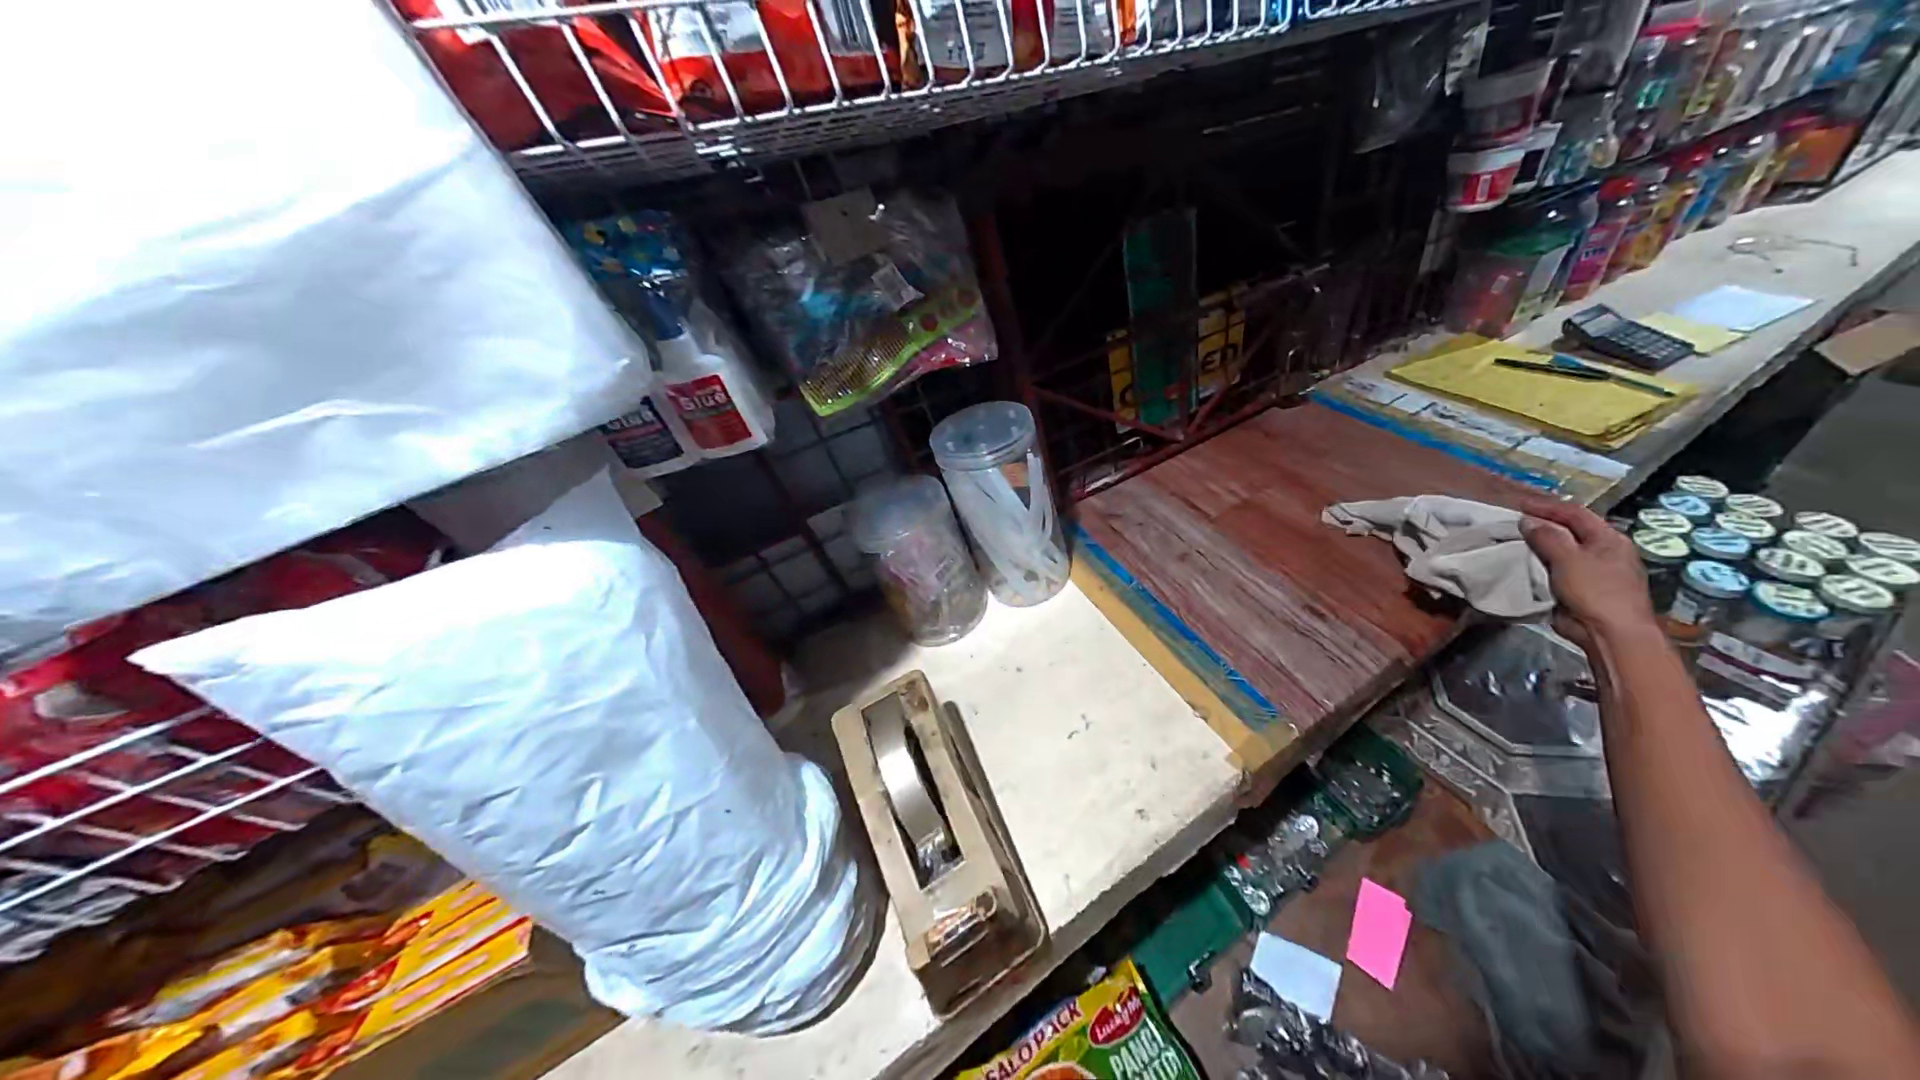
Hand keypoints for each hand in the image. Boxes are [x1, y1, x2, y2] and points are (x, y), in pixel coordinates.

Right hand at [1520, 496, 1659, 645]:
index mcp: (1609, 539)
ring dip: (1537, 546)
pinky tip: (1521, 564)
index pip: (1575, 514)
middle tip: (1512, 521)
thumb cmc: (1595, 590)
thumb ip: (1547, 537)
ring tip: (1511, 541)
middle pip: (1569, 531)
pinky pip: (1554, 570)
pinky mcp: (1580, 589)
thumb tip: (1527, 521)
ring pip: (1560, 551)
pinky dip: (1538, 564)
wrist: (1609, 632)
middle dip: (1541, 525)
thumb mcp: (1569, 559)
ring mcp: (1593, 571)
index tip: (1518, 504)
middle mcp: (1603, 552)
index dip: (1547, 506)